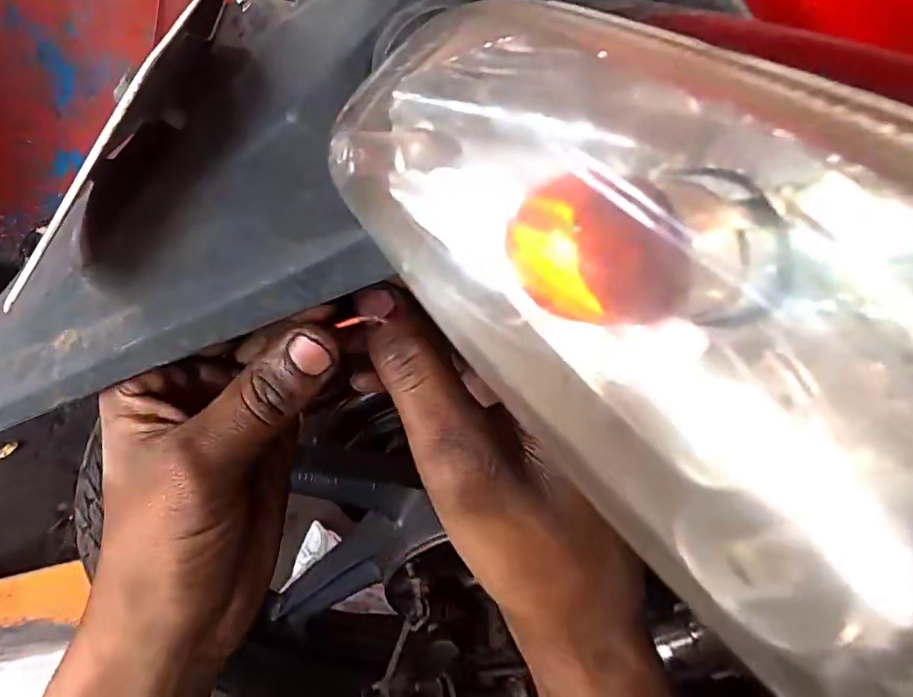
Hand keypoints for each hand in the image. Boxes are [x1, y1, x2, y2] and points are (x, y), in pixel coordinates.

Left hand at [45, 312, 340, 696]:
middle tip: (344, 293)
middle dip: (293, 318)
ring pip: (280, 359)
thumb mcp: (199, 464)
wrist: (181, 631)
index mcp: (150, 373)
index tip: (305, 280)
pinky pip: (302, 392)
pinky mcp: (271, 430)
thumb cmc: (156, 547)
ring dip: (316, 342)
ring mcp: (235, 403)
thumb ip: (258, 402)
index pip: (204, 320)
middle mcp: (191, 379)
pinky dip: (328, 375)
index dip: (252, 300)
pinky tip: (355, 348)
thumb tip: (315, 342)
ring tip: (359, 310)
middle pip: (247, 335)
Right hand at [352, 287, 669, 696]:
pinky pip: (459, 368)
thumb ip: (419, 383)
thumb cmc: (526, 550)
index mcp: (549, 363)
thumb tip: (376, 308)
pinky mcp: (517, 405)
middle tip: (340, 325)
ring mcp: (532, 383)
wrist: (573, 620)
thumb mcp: (460, 463)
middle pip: (459, 316)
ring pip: (454, 341)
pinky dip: (417, 370)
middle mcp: (547, 361)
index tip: (354, 295)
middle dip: (395, 317)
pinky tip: (377, 376)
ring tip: (348, 352)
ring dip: (399, 344)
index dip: (407, 292)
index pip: (469, 299)